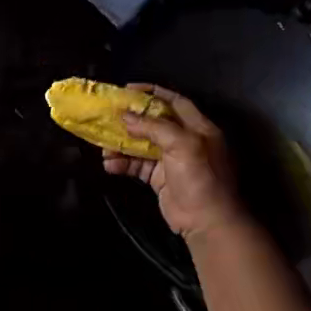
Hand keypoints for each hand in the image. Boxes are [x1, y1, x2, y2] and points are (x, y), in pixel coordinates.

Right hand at [102, 84, 247, 240]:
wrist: (207, 221)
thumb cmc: (200, 177)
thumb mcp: (182, 145)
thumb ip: (154, 127)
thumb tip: (126, 116)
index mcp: (197, 127)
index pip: (173, 101)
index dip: (152, 93)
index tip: (127, 89)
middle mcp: (184, 140)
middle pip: (153, 123)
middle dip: (130, 120)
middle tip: (107, 116)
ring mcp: (171, 160)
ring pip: (142, 145)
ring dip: (122, 144)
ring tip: (103, 148)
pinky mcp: (160, 179)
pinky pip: (137, 166)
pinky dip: (123, 164)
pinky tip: (109, 165)